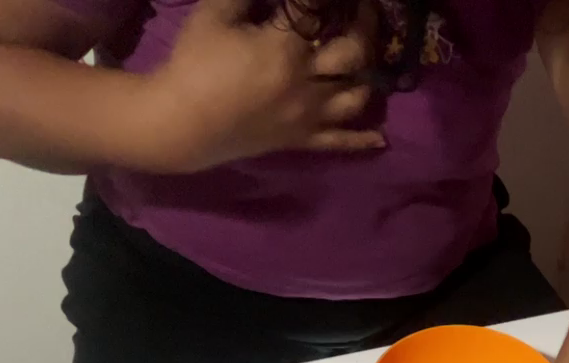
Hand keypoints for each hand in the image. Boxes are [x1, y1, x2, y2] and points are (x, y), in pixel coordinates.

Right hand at [142, 0, 383, 170]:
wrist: (186, 122)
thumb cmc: (196, 62)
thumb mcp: (215, 12)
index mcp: (287, 47)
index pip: (318, 9)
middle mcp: (309, 83)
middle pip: (354, 53)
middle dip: (366, 25)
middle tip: (366, 8)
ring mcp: (310, 115)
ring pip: (357, 97)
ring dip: (370, 77)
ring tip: (373, 61)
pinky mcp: (303, 140)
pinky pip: (341, 142)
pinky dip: (363, 140)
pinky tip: (381, 138)